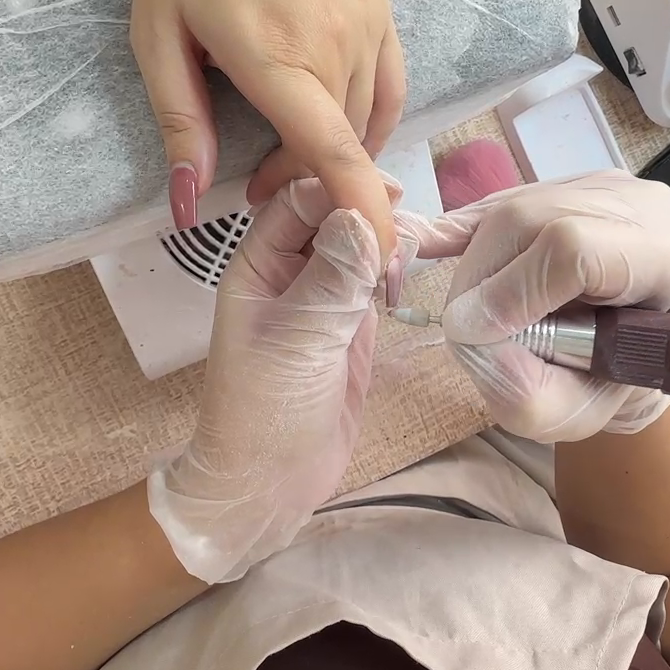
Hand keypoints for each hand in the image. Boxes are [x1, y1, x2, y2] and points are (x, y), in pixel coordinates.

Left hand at [131, 0, 404, 256]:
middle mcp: (337, 47)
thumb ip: (179, 123)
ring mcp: (369, 27)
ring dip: (332, 153)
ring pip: (367, 124)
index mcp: (277, 58)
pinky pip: (391, 89)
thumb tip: (186, 203)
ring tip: (286, 149)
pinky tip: (343, 129)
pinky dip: (371, 124)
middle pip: (341, 150)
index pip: (332, 155)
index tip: (368, 262)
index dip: (356, 216)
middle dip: (304, 183)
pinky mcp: (383, 13)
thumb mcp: (157, 36)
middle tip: (256, 181)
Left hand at [149, 178, 395, 582]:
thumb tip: (363, 215)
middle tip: (407, 218)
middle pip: (330, 215)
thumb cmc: (266, 407)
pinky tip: (408, 268)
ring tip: (411, 245)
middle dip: (366, 210)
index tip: (386, 193)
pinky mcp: (349, 323)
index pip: (299, 201)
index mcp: (258, 262)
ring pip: (355, 245)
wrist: (271, 481)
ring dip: (382, 239)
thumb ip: (332, 279)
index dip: (338, 188)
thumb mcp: (298, 338)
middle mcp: (288, 270)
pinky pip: (370, 280)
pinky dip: (390, 270)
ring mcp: (322, 296)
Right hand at [403, 171, 669, 441]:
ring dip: (473, 267)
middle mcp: (637, 205)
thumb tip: (471, 333)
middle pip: (525, 221)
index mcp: (663, 259)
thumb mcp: (572, 415)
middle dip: (481, 281)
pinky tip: (427, 245)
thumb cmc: (603, 385)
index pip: (572, 249)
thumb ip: (526, 393)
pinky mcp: (557, 183)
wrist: (619, 354)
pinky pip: (489, 202)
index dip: (512, 290)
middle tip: (469, 331)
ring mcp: (597, 185)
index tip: (474, 334)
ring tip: (481, 310)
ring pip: (504, 211)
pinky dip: (452, 229)